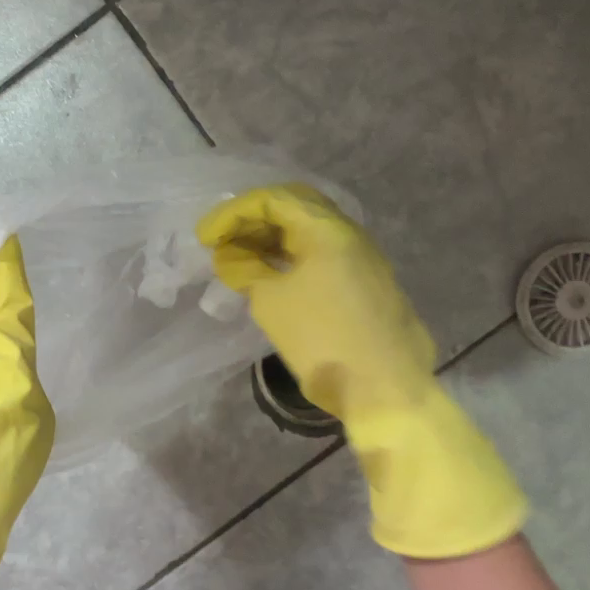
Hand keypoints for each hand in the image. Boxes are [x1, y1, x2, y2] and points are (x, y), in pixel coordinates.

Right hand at [198, 185, 525, 558]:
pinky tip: (269, 274)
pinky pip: (320, 253)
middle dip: (252, 220)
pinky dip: (289, 256)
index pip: (272, 199)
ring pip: (308, 231)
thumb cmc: (322, 339)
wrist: (385, 390)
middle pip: (294, 207)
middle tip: (222, 241)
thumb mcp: (270, 301)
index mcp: (327, 229)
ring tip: (238, 259)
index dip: (231, 213)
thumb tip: (229, 255)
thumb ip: (245, 268)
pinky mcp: (365, 283)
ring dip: (270, 239)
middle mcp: (349, 234)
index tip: (204, 239)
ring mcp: (362, 259)